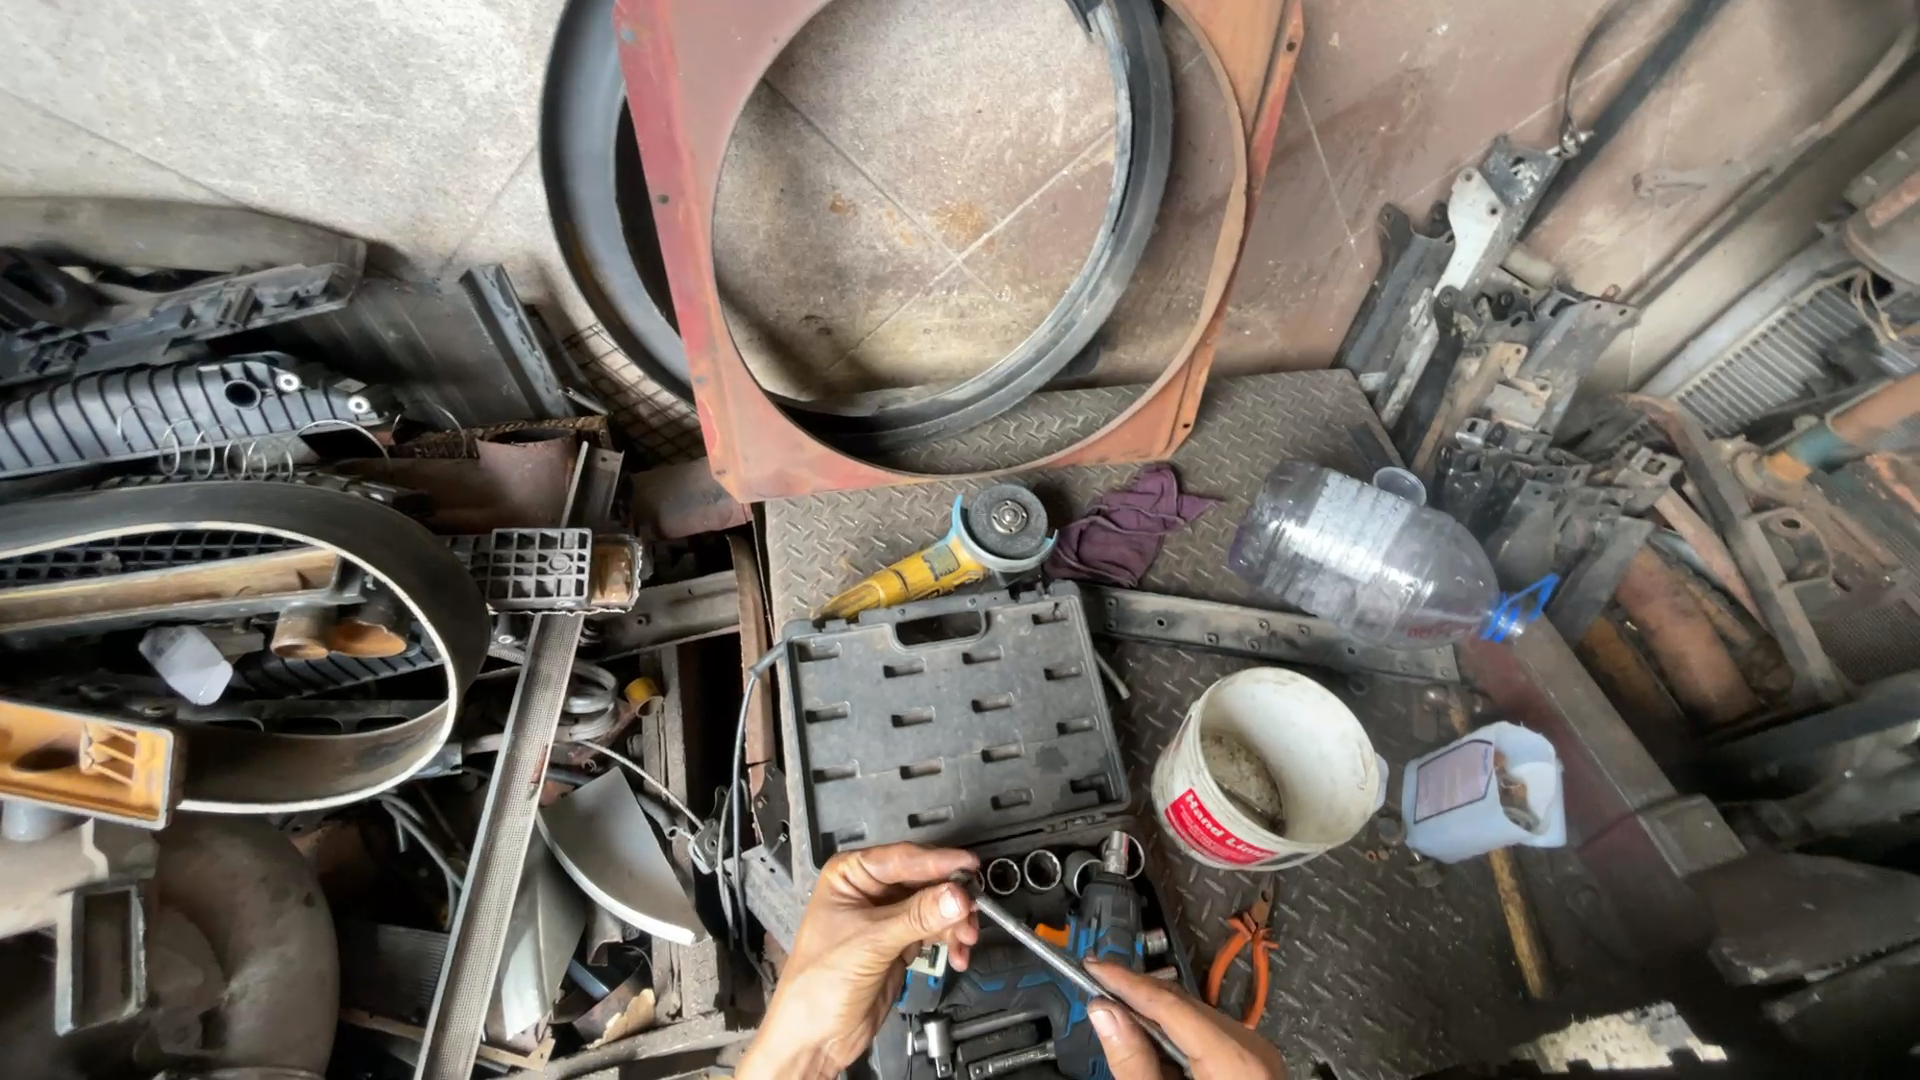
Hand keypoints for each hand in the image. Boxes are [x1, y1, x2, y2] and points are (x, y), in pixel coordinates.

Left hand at [737, 844, 980, 1079]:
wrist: (814, 1039)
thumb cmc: (816, 985)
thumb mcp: (870, 941)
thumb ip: (916, 916)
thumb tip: (954, 895)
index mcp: (850, 874)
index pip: (902, 858)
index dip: (938, 861)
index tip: (967, 865)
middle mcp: (870, 889)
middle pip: (923, 880)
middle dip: (950, 896)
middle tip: (972, 908)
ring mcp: (887, 916)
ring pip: (933, 905)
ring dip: (953, 921)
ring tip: (965, 937)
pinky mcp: (899, 941)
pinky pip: (934, 930)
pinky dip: (949, 940)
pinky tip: (956, 953)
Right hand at [1086, 960, 1287, 1079]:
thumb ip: (1133, 1063)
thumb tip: (1103, 1012)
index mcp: (1236, 1059)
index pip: (1169, 1003)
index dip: (1125, 981)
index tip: (1091, 965)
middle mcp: (1253, 1049)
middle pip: (1182, 1007)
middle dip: (1137, 996)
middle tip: (1095, 984)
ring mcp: (1259, 1060)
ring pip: (1193, 1020)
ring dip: (1152, 1018)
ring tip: (1115, 1012)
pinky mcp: (1255, 1072)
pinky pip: (1207, 1040)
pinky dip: (1175, 1040)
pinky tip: (1149, 1045)